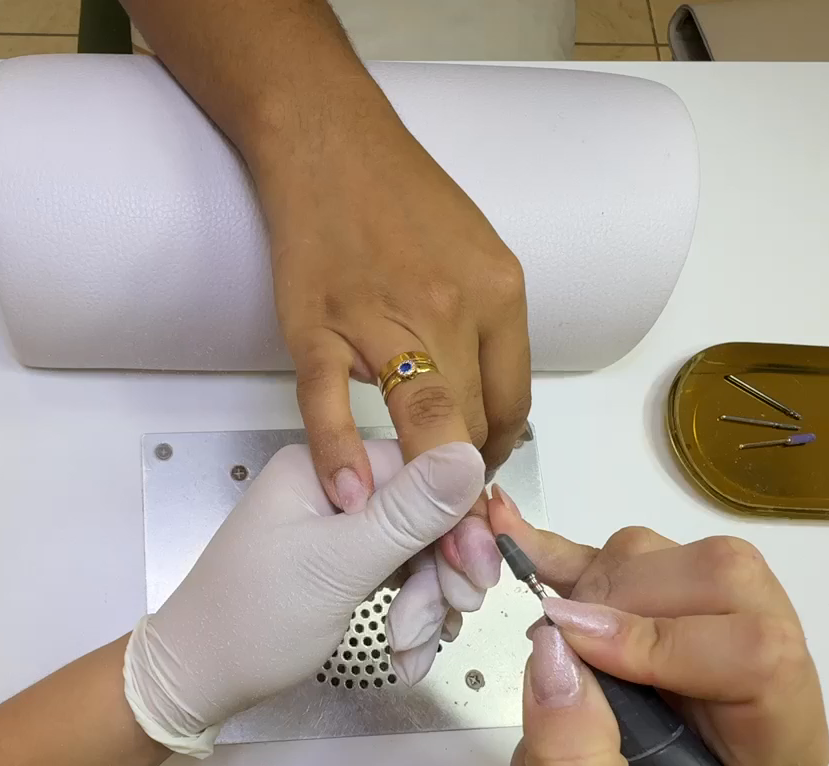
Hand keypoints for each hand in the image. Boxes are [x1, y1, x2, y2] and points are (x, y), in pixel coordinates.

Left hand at [125, 440, 483, 754]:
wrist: (197, 679)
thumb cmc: (256, 618)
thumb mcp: (338, 564)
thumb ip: (408, 513)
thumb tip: (470, 453)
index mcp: (321, 467)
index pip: (418, 470)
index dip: (458, 520)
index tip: (479, 572)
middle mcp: (329, 490)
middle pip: (420, 516)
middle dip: (439, 573)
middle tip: (451, 616)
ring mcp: (331, 531)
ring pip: (412, 555)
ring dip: (424, 605)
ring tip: (410, 648)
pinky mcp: (335, 569)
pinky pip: (392, 581)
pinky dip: (407, 618)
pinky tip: (406, 654)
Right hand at [250, 112, 530, 677]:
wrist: (325, 145)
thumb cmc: (401, 202)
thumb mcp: (474, 256)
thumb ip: (487, 336)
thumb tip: (484, 416)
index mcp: (498, 295)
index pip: (511, 407)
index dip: (496, 467)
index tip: (475, 503)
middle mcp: (453, 310)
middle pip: (474, 427)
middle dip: (468, 499)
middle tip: (458, 556)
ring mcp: (381, 321)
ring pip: (422, 423)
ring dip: (423, 496)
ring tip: (418, 549)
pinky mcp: (317, 329)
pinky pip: (332, 405)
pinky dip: (343, 457)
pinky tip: (350, 501)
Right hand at [488, 491, 828, 765]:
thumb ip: (574, 757)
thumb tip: (555, 646)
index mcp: (774, 729)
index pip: (756, 652)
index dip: (658, 637)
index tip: (568, 643)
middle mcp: (761, 655)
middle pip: (724, 575)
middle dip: (623, 596)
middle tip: (560, 636)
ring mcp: (710, 611)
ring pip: (673, 549)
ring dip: (596, 578)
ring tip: (555, 628)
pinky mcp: (656, 589)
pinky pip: (617, 548)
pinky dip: (558, 542)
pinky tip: (512, 534)